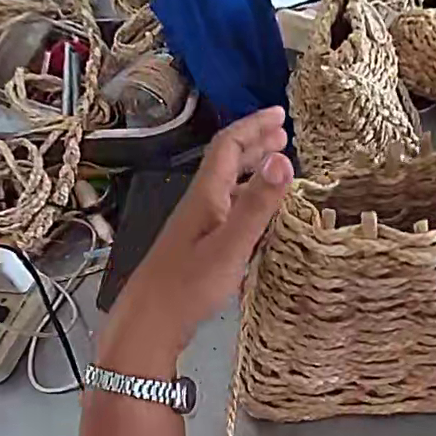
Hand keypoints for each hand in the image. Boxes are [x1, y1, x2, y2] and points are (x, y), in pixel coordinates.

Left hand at [98, 108, 292, 377]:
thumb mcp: (231, 244)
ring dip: (252, 168)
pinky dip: (249, 198)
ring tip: (276, 164)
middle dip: (255, 142)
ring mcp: (198, 223)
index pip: (230, 146)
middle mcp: (201, 202)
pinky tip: (259, 212)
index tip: (280, 115)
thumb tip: (284, 159)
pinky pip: (229, 207)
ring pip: (228, 184)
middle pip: (227, 161)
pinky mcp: (200, 244)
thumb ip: (258, 204)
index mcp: (207, 195)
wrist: (151, 321)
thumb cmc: (190, 285)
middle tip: (282, 133)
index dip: (254, 126)